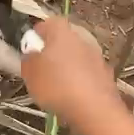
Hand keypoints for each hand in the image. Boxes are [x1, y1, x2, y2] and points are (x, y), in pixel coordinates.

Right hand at [20, 16, 122, 130]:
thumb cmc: (57, 86)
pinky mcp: (106, 73)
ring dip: (66, 67)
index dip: (34, 39)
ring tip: (56, 87)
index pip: (44, 25)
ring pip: (75, 56)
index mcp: (61, 30)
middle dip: (51, 52)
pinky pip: (86, 72)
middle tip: (41, 70)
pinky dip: (79, 80)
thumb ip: (28, 59)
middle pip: (62, 40)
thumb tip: (32, 54)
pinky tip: (72, 96)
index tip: (28, 54)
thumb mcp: (29, 73)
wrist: (95, 109)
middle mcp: (81, 36)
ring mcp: (96, 54)